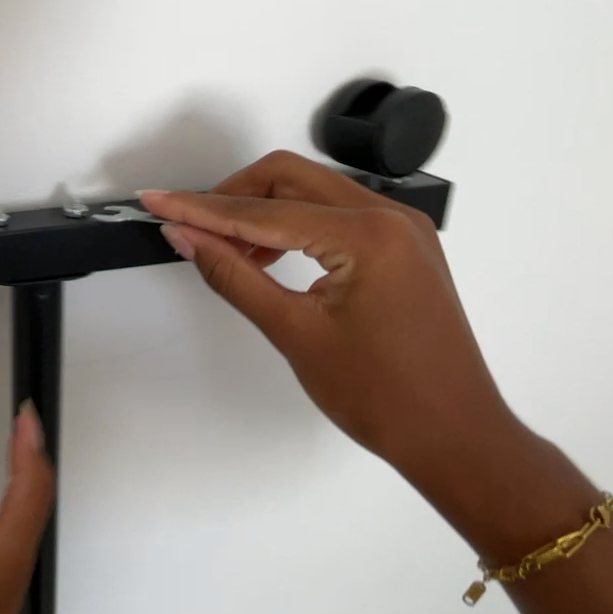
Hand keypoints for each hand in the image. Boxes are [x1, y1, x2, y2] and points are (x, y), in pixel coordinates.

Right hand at [141, 151, 515, 472]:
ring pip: (311, 189)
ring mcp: (403, 228)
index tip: (156, 201)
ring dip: (260, 208)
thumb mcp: (293, 332)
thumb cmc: (382, 396)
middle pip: (289, 177)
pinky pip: (334, 212)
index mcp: (368, 236)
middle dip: (231, 196)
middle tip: (187, 224)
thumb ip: (232, 275)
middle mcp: (390, 217)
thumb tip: (185, 237)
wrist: (456, 436)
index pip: (262, 212)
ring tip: (223, 247)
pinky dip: (292, 222)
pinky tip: (266, 255)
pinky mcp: (403, 246)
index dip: (200, 208)